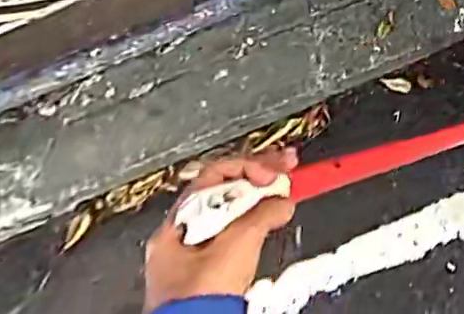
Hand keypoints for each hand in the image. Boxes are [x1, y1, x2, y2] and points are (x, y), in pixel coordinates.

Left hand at [143, 150, 297, 312]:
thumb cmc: (203, 296)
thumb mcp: (241, 240)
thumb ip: (266, 211)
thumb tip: (284, 200)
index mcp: (177, 223)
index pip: (217, 175)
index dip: (250, 167)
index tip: (276, 171)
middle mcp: (179, 238)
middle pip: (224, 193)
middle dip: (258, 179)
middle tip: (286, 167)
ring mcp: (192, 259)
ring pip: (230, 215)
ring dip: (259, 200)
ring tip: (285, 192)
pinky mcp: (206, 280)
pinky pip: (232, 239)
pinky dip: (254, 225)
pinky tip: (271, 219)